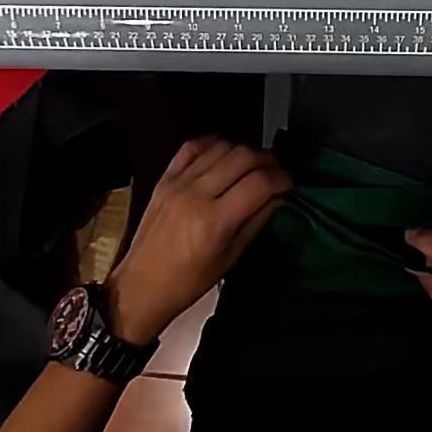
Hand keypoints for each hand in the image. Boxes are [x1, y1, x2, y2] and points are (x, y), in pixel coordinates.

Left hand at [106, 138, 291, 344]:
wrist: (141, 286)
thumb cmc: (190, 281)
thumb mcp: (231, 257)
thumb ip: (257, 220)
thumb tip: (280, 196)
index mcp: (215, 221)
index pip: (259, 183)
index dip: (282, 178)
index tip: (290, 183)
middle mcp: (196, 194)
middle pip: (243, 157)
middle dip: (268, 160)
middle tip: (277, 170)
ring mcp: (178, 182)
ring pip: (221, 147)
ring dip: (244, 151)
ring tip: (253, 164)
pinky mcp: (164, 178)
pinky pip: (192, 147)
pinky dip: (212, 145)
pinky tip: (224, 153)